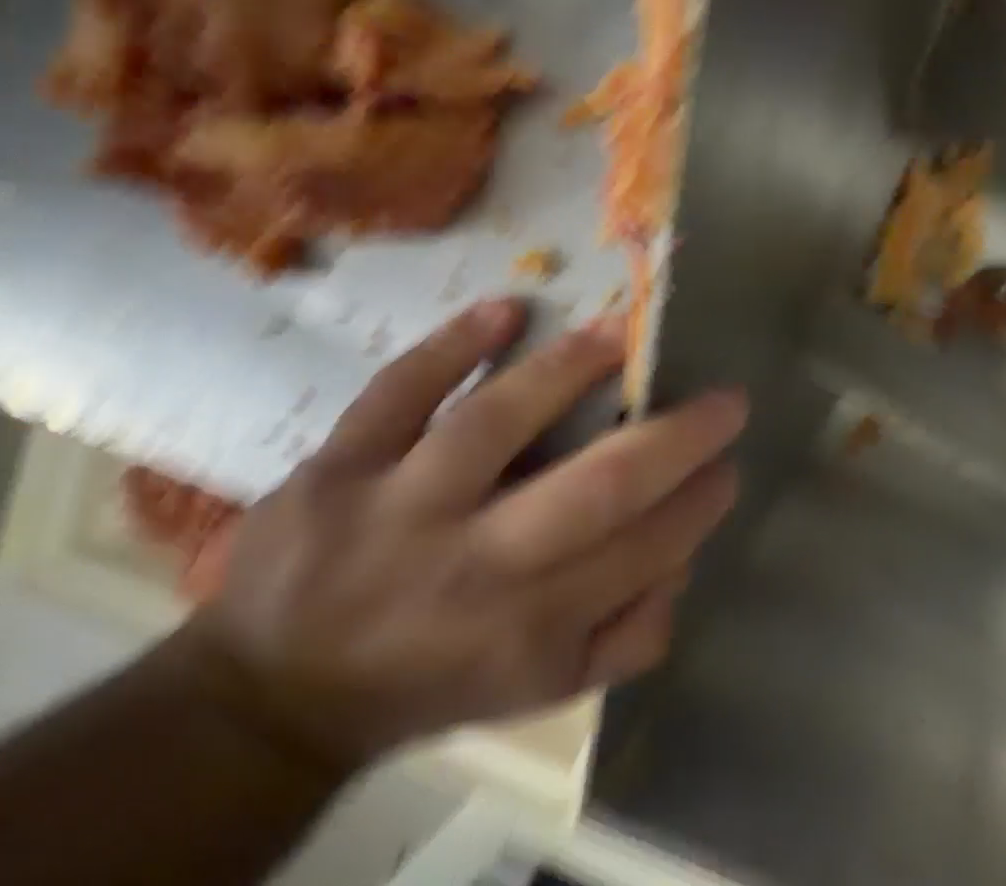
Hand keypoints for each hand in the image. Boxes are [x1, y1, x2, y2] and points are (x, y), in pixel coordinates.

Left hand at [177, 298, 747, 764]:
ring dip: (569, 371)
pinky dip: (448, 347)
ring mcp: (400, 509)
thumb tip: (683, 562)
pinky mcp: (336, 469)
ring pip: (494, 424)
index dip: (700, 501)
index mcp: (537, 626)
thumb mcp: (548, 690)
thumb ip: (631, 637)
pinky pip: (395, 395)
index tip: (728, 466)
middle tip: (727, 402)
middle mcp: (478, 565)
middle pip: (596, 488)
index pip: (648, 548)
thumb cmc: (439, 683)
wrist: (277, 695)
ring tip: (626, 335)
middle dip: (677, 438)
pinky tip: (507, 309)